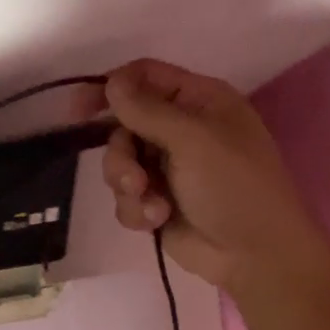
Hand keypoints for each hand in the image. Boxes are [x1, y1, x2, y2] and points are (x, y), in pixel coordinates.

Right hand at [90, 59, 329, 313]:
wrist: (251, 251)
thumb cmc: (234, 185)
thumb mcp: (193, 140)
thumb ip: (148, 110)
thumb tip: (111, 82)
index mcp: (197, 101)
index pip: (145, 77)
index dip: (111, 88)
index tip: (78, 110)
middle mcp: (179, 130)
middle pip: (123, 127)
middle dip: (121, 157)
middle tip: (135, 180)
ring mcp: (167, 168)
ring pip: (120, 167)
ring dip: (129, 189)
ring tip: (153, 207)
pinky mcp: (156, 203)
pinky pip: (126, 199)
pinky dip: (136, 211)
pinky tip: (157, 221)